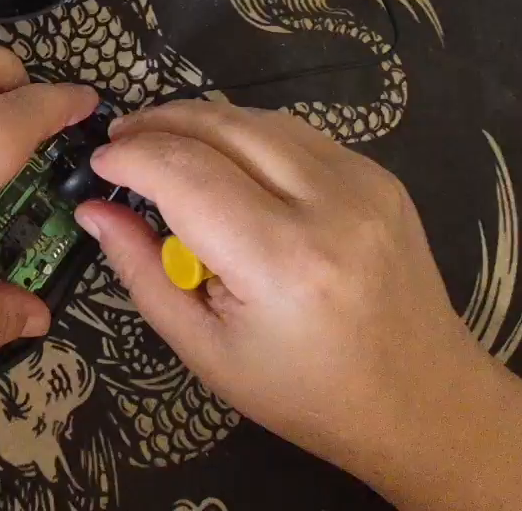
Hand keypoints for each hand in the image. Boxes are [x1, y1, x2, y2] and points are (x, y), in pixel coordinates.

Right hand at [73, 101, 492, 475]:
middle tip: (120, 138)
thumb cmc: (304, 391)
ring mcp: (363, 181)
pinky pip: (290, 132)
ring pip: (254, 118)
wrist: (428, 402)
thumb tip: (93, 208)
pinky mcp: (378, 173)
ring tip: (161, 141)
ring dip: (198, 121)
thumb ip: (141, 271)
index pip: (186, 174)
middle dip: (158, 123)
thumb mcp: (204, 350)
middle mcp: (329, 205)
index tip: (98, 161)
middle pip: (220, 127)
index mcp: (283, 262)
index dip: (132, 156)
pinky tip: (222, 157)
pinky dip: (242, 134)